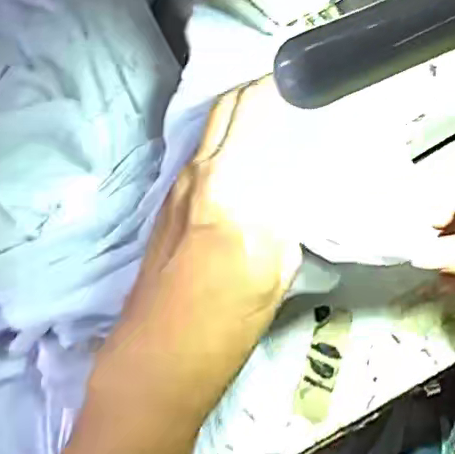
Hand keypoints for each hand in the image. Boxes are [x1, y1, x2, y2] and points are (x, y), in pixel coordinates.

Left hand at [121, 78, 300, 359]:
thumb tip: (293, 187)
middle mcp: (195, 174)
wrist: (151, 368)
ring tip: (274, 118)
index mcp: (223, 183)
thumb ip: (285, 218)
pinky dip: (225, 141)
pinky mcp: (167, 206)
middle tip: (290, 92)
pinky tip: (247, 157)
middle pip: (225, 109)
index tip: (303, 85)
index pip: (250, 114)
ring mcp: (175, 188)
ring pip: (211, 130)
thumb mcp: (274, 271)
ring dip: (239, 114)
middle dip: (257, 92)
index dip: (276, 92)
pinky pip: (202, 154)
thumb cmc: (219, 326)